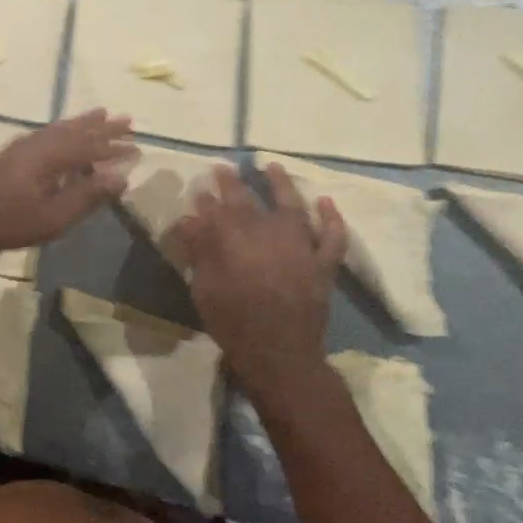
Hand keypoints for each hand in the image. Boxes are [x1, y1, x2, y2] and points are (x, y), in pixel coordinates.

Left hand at [0, 109, 135, 254]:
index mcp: (48, 156)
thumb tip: (120, 178)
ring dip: (82, 122)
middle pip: (74, 130)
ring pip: (58, 128)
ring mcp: (21, 145)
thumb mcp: (56, 216)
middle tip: (127, 120)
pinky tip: (66, 132)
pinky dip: (63, 130)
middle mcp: (35, 143)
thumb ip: (88, 196)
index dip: (113, 146)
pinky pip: (46, 133)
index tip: (137, 146)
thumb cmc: (14, 223)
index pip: (89, 146)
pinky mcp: (12, 152)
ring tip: (102, 114)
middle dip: (101, 126)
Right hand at [175, 163, 347, 398]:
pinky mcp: (322, 265)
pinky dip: (330, 218)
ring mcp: (300, 248)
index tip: (198, 187)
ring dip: (281, 185)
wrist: (279, 355)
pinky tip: (324, 201)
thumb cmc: (232, 323)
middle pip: (248, 202)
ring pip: (292, 208)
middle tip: (222, 168)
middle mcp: (268, 236)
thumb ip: (199, 251)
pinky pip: (332, 238)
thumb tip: (190, 219)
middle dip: (232, 183)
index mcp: (234, 242)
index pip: (216, 209)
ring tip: (272, 166)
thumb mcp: (204, 287)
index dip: (206, 197)